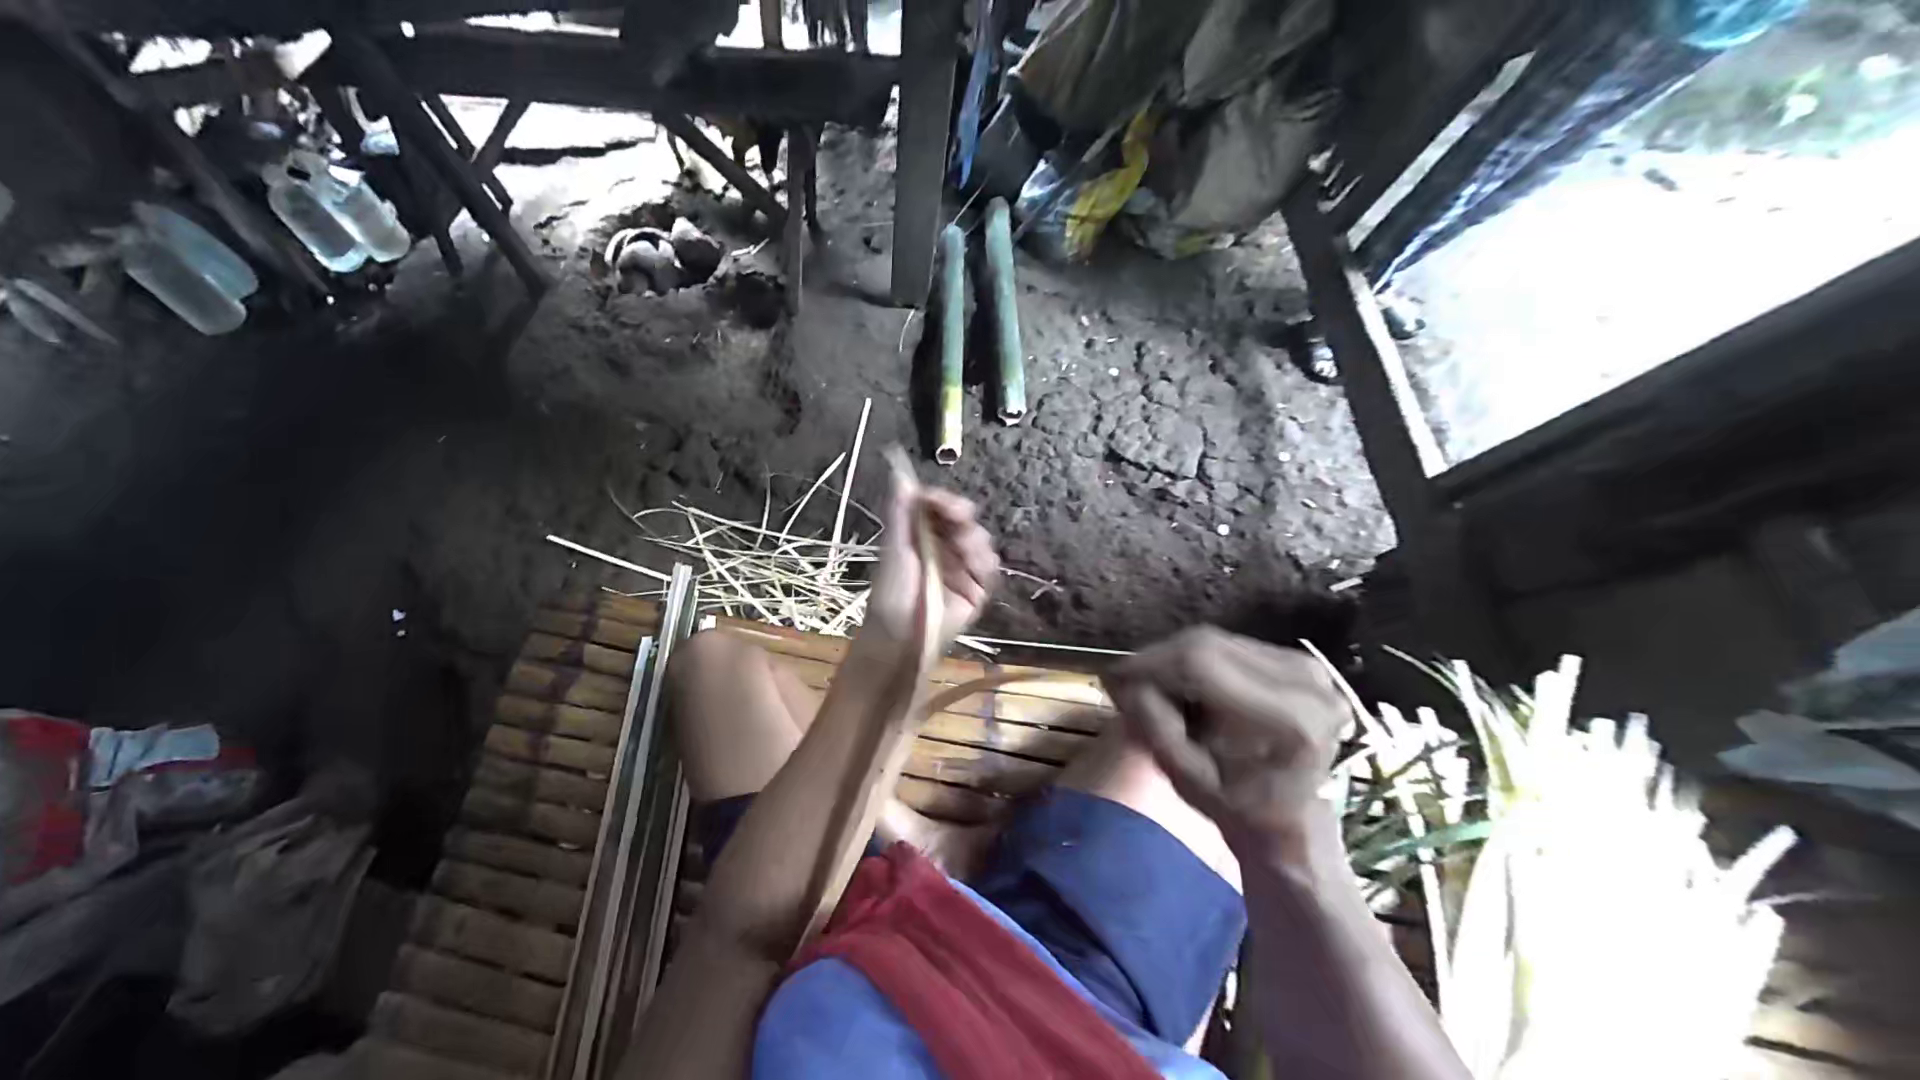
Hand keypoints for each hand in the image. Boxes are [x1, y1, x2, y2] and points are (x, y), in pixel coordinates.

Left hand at [856, 460, 998, 660]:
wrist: (901, 636)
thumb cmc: (891, 592)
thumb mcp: (894, 548)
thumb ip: (901, 512)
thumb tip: (902, 475)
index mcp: (920, 535)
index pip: (938, 508)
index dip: (944, 500)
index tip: (944, 501)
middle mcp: (943, 548)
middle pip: (964, 521)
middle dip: (963, 517)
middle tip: (960, 518)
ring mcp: (961, 568)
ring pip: (980, 541)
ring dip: (974, 540)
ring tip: (963, 550)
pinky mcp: (977, 589)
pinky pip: (990, 568)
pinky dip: (986, 562)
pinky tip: (976, 565)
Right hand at [1103, 627, 1352, 849]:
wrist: (1291, 819)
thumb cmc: (1237, 808)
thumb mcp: (1185, 777)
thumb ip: (1152, 726)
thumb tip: (1121, 678)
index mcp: (1287, 719)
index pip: (1200, 663)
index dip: (1149, 663)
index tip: (1112, 676)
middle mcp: (1307, 683)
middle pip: (1207, 645)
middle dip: (1157, 658)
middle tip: (1126, 679)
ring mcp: (1308, 668)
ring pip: (1216, 641)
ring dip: (1176, 658)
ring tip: (1155, 685)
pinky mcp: (1299, 661)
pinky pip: (1232, 646)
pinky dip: (1199, 659)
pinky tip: (1187, 684)